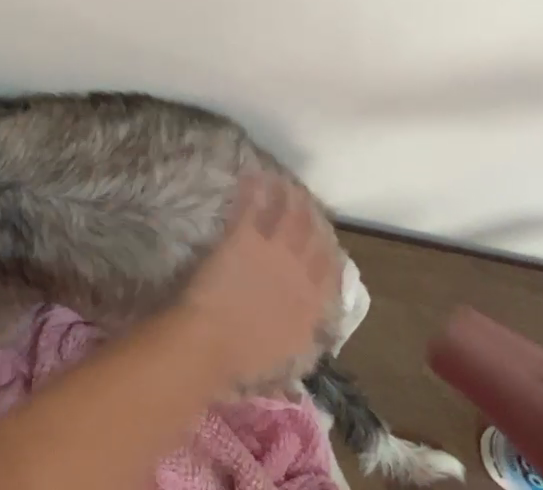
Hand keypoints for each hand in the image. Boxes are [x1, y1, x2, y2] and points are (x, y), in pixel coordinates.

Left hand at [176, 174, 340, 385]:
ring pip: (287, 216)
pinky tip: (253, 175)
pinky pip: (254, 207)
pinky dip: (255, 189)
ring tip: (283, 181)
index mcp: (312, 310)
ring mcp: (274, 254)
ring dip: (287, 196)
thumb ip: (293, 349)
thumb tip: (295, 356)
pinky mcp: (245, 239)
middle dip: (310, 216)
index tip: (324, 240)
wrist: (212, 343)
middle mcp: (300, 276)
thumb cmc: (241, 364)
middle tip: (305, 199)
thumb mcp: (281, 366)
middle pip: (312, 237)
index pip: (330, 275)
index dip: (328, 252)